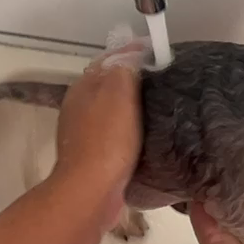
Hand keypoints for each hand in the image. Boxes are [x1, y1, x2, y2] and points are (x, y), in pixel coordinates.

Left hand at [47, 38, 147, 226]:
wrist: (91, 191)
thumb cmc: (107, 139)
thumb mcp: (119, 93)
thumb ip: (124, 68)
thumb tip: (132, 52)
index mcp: (83, 87)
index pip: (109, 60)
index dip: (133, 53)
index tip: (159, 52)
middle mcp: (79, 106)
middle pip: (109, 83)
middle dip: (133, 78)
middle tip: (164, 79)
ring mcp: (83, 132)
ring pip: (111, 109)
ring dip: (132, 105)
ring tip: (161, 105)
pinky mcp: (92, 155)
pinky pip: (114, 133)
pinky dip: (130, 129)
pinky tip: (147, 134)